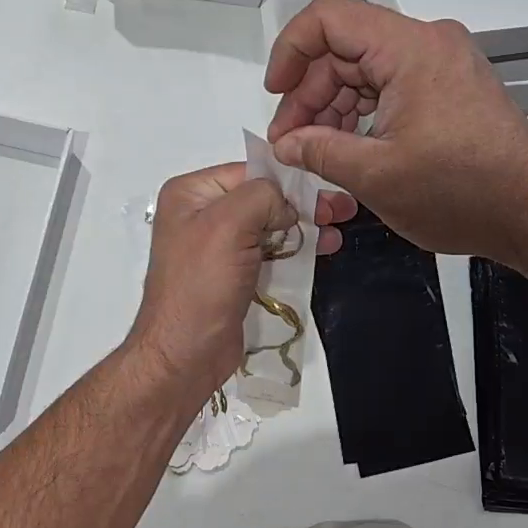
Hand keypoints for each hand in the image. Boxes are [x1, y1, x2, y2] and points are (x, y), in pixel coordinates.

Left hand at [127, 164, 353, 400]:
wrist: (185, 356)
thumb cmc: (202, 284)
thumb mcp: (229, 224)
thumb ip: (262, 196)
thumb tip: (286, 205)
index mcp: (190, 194)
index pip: (249, 172)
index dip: (287, 180)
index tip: (327, 189)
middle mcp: (201, 215)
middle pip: (262, 199)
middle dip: (302, 204)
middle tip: (342, 209)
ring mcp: (217, 248)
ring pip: (270, 227)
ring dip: (304, 228)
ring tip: (338, 232)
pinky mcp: (234, 276)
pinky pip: (269, 254)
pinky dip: (295, 251)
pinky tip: (323, 250)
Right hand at [265, 0, 527, 265]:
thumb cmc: (459, 193)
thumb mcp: (376, 175)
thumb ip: (318, 150)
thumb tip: (283, 144)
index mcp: (410, 48)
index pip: (328, 18)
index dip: (290, 51)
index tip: (275, 95)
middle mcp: (428, 42)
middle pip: (345, 49)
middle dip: (310, 94)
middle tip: (290, 143)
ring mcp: (443, 64)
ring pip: (366, 69)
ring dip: (334, 107)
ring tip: (316, 153)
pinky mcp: (451, 87)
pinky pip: (391, 86)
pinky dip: (363, 113)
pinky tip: (348, 149)